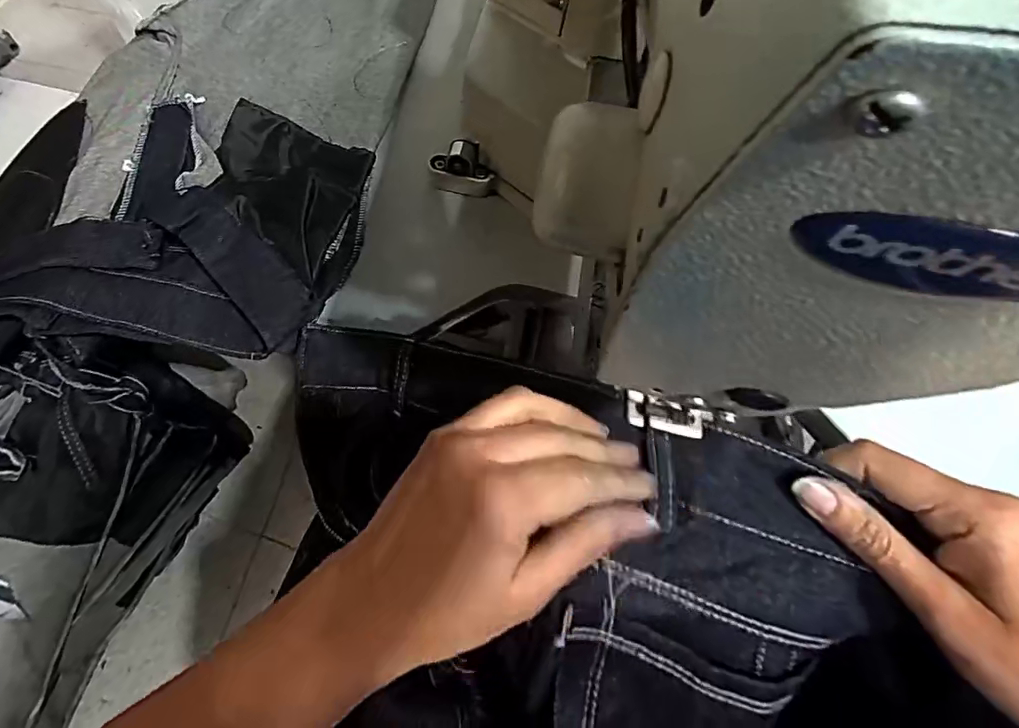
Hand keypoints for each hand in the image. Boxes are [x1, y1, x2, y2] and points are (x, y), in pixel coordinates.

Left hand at [109, 388, 657, 727]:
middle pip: (562, 441)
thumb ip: (583, 544)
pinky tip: (559, 426)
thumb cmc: (447, 613)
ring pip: (534, 410)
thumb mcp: (525, 593)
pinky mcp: (446, 431)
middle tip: (637, 468)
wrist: (367, 600)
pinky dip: (539, 409)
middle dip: (605, 454)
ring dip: (575, 422)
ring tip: (606, 442)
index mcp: (502, 498)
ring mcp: (460, 434)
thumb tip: (639, 518)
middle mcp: (482, 452)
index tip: (650, 490)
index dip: (620, 484)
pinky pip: (503, 405)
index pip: (580, 478)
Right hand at [792, 442, 1018, 727]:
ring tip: (864, 558)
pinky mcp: (1008, 538)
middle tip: (829, 539)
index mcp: (981, 509)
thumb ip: (876, 544)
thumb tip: (810, 488)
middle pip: (897, 473)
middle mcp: (993, 500)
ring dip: (882, 517)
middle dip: (856, 498)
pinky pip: (939, 514)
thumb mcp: (945, 612)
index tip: (803, 503)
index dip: (833, 472)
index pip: (880, 459)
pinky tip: (906, 565)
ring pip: (914, 494)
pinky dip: (910, 531)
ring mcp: (1005, 518)